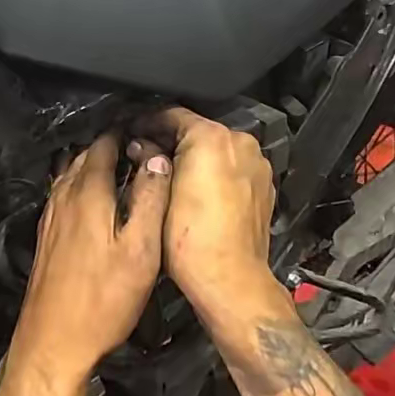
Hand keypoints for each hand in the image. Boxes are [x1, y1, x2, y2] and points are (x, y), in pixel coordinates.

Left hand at [3, 132, 170, 395]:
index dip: (126, 129)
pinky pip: (66, 196)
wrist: (54, 348)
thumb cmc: (101, 303)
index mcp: (87, 194)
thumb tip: (159, 160)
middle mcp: (63, 199)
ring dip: (96, 165)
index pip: (104, 142)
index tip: (147, 126)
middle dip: (112, 144)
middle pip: (85, 154)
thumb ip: (151, 200)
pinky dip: (84, 187)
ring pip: (73, 174)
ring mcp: (51, 219)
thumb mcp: (141, 250)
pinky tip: (100, 203)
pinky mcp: (48, 238)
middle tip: (141, 146)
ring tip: (124, 168)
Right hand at [139, 108, 277, 306]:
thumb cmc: (194, 244)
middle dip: (170, 140)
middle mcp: (240, 144)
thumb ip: (151, 158)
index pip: (173, 114)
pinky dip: (214, 173)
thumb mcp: (159, 193)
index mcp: (213, 138)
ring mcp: (255, 166)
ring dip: (194, 156)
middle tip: (144, 153)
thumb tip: (143, 144)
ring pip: (217, 149)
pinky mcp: (262, 187)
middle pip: (198, 130)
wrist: (230, 280)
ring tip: (168, 175)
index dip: (147, 122)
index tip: (133, 130)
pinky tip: (195, 192)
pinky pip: (233, 168)